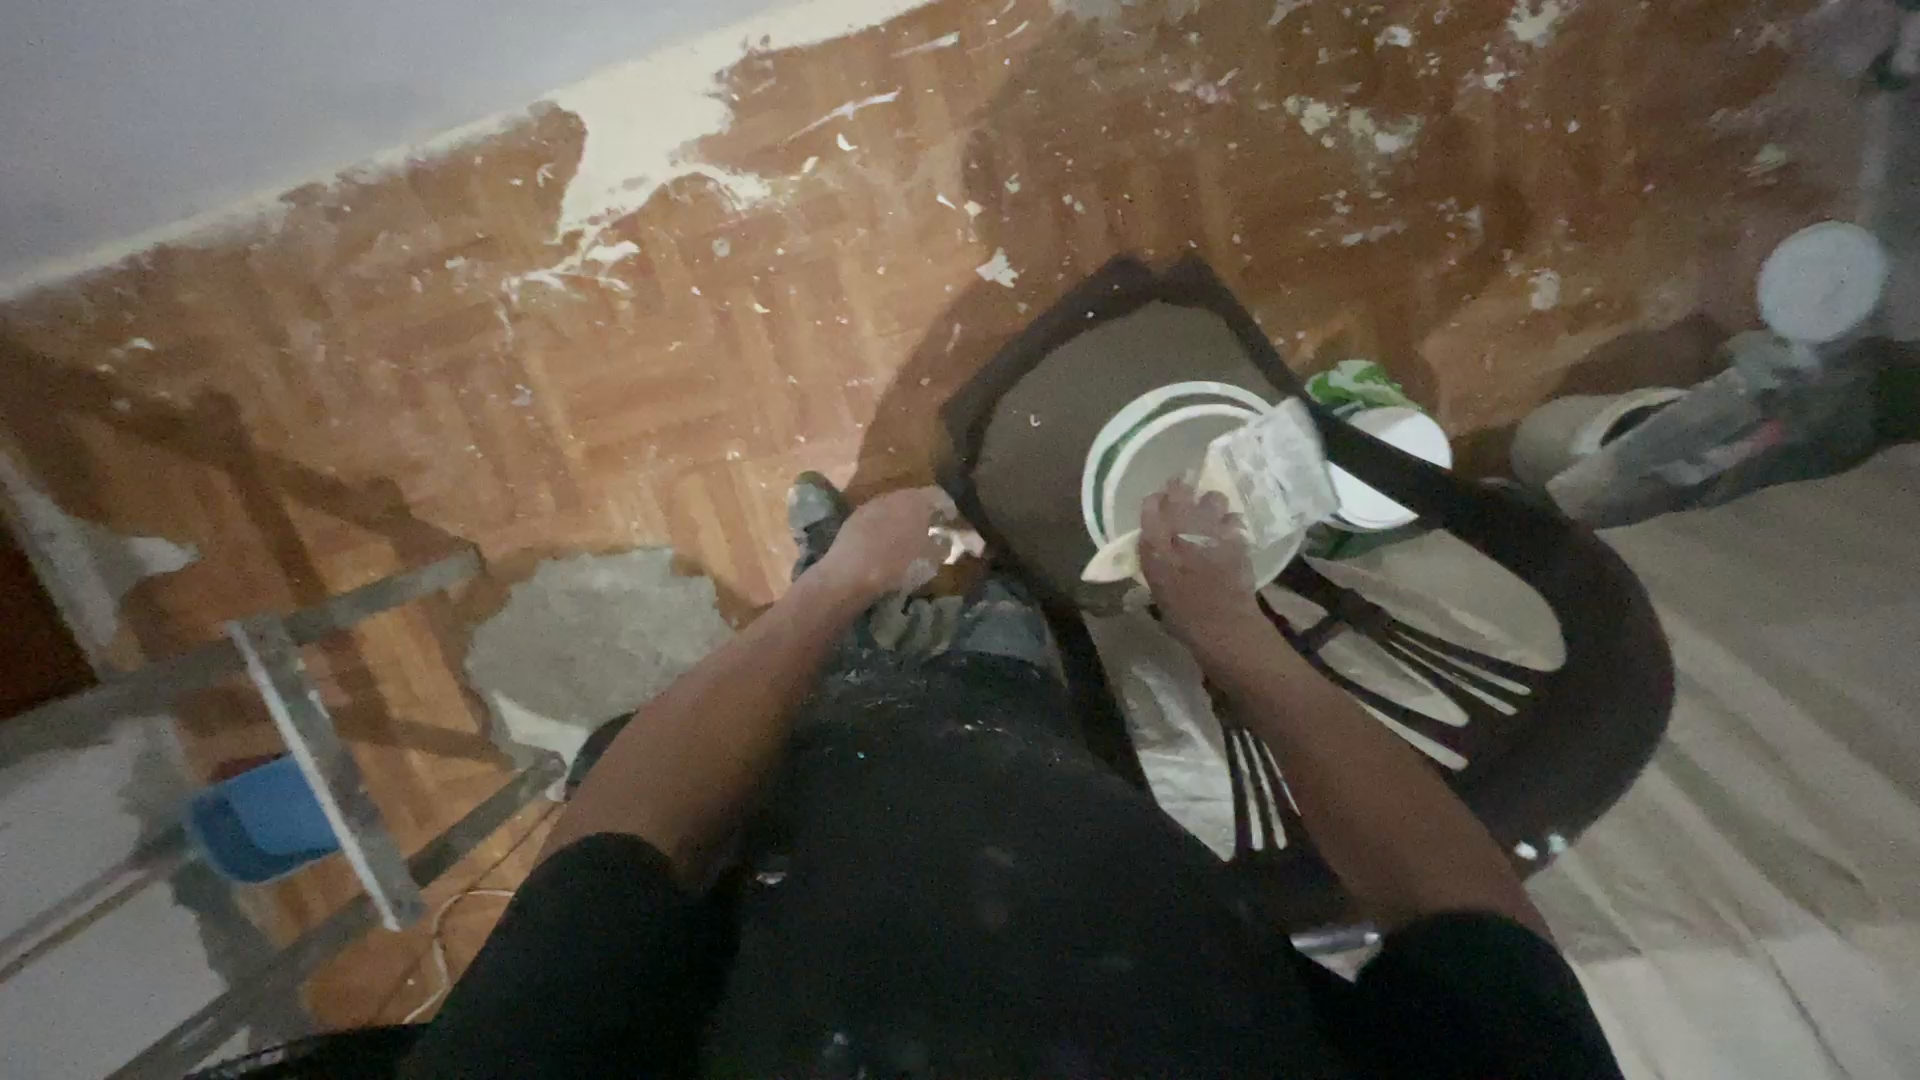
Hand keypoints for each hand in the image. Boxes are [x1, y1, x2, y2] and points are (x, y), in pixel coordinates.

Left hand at [814, 486, 956, 600]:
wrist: (850, 573)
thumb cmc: (899, 564)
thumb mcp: (932, 560)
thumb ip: (943, 546)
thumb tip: (944, 540)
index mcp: (916, 500)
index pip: (939, 495)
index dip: (949, 508)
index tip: (953, 520)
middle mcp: (893, 496)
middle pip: (914, 499)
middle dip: (924, 513)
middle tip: (932, 529)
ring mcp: (870, 506)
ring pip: (893, 508)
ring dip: (902, 520)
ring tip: (908, 539)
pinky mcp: (852, 520)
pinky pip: (876, 520)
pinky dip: (884, 529)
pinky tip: (885, 546)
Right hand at [1138, 480, 1262, 653]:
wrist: (1221, 626)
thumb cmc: (1182, 613)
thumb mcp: (1156, 584)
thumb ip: (1155, 555)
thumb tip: (1156, 539)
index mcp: (1155, 542)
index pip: (1151, 503)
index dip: (1156, 501)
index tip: (1159, 504)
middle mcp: (1181, 528)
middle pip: (1179, 489)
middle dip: (1180, 489)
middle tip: (1183, 495)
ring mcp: (1212, 529)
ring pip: (1213, 497)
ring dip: (1210, 504)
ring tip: (1210, 517)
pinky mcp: (1237, 537)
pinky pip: (1234, 519)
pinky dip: (1231, 524)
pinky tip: (1229, 535)